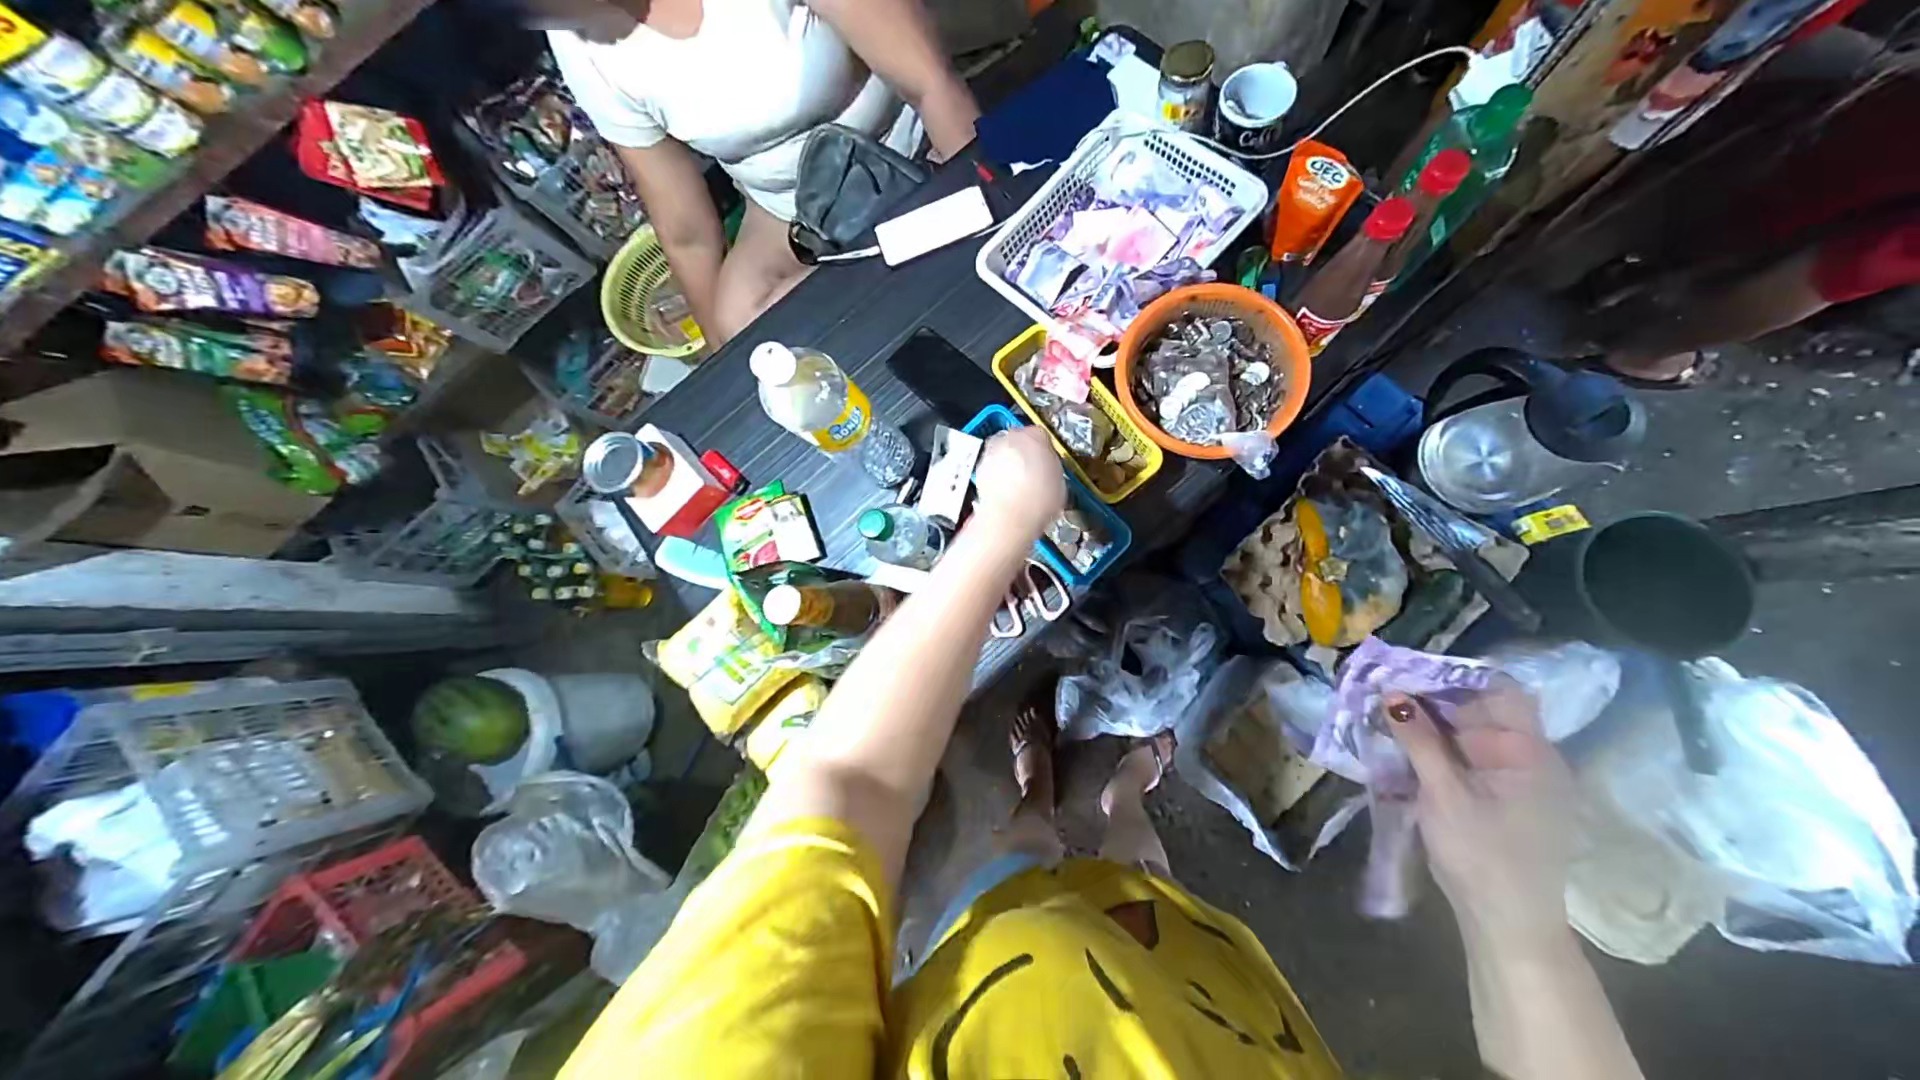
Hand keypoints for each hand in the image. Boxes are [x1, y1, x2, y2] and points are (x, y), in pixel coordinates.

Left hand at [970, 427, 1064, 540]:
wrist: (1009, 518)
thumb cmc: (1036, 500)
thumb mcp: (1060, 480)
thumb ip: (1052, 466)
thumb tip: (1050, 470)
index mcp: (1035, 436)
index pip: (1041, 435)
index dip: (1045, 450)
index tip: (1048, 462)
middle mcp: (1010, 438)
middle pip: (1019, 441)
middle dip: (1025, 454)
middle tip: (1034, 473)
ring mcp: (992, 452)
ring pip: (1003, 453)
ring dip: (1009, 464)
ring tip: (1020, 486)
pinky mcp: (980, 469)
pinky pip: (992, 468)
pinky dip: (997, 476)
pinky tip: (1006, 492)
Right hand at [1387, 681, 1574, 950]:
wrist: (1506, 924)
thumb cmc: (1482, 855)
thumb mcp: (1444, 794)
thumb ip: (1418, 740)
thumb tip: (1390, 693)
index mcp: (1529, 753)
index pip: (1499, 691)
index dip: (1455, 675)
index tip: (1407, 668)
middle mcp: (1525, 757)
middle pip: (1477, 709)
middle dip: (1429, 696)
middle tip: (1380, 685)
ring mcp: (1509, 777)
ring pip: (1464, 732)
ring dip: (1425, 721)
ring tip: (1380, 708)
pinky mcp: (1491, 794)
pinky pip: (1461, 755)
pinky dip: (1431, 745)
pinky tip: (1397, 741)